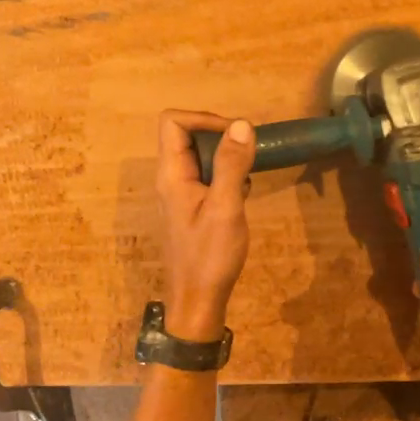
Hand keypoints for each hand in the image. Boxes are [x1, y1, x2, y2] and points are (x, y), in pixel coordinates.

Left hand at [155, 110, 256, 338]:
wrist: (198, 302)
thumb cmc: (209, 257)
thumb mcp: (225, 208)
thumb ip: (232, 165)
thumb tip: (242, 125)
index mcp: (171, 174)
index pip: (172, 122)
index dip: (203, 118)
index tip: (234, 134)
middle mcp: (170, 178)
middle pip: (185, 134)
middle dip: (218, 134)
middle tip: (246, 151)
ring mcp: (180, 193)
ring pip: (198, 155)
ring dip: (224, 155)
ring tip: (248, 170)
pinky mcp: (192, 207)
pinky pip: (206, 176)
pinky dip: (226, 175)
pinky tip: (244, 193)